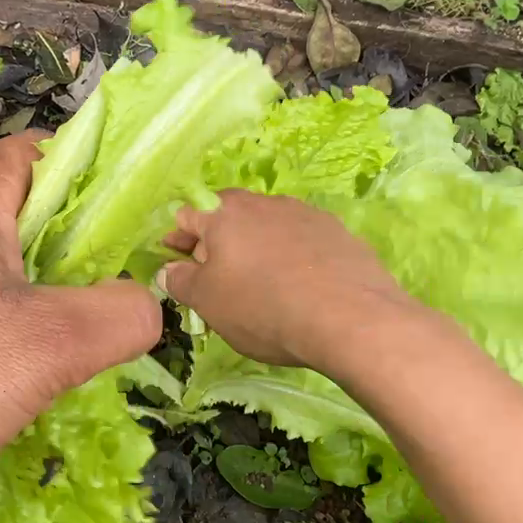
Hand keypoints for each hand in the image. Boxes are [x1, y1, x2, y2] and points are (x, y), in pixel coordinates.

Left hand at [0, 132, 162, 506]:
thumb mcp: (54, 344)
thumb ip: (123, 313)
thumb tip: (146, 303)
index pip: (49, 153)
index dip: (99, 179)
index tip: (134, 230)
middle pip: (26, 207)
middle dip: (76, 246)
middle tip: (108, 296)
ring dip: (40, 289)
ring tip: (65, 339)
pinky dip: (1, 317)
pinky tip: (11, 366)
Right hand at [159, 190, 427, 375]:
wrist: (352, 319)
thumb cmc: (263, 308)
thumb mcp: (207, 303)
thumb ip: (181, 281)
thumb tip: (170, 269)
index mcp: (222, 214)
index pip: (187, 216)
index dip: (176, 240)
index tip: (177, 264)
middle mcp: (262, 203)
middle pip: (227, 216)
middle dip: (216, 242)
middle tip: (215, 277)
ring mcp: (303, 214)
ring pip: (265, 226)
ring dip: (254, 247)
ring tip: (258, 282)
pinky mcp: (337, 232)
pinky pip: (299, 239)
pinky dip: (289, 256)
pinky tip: (296, 285)